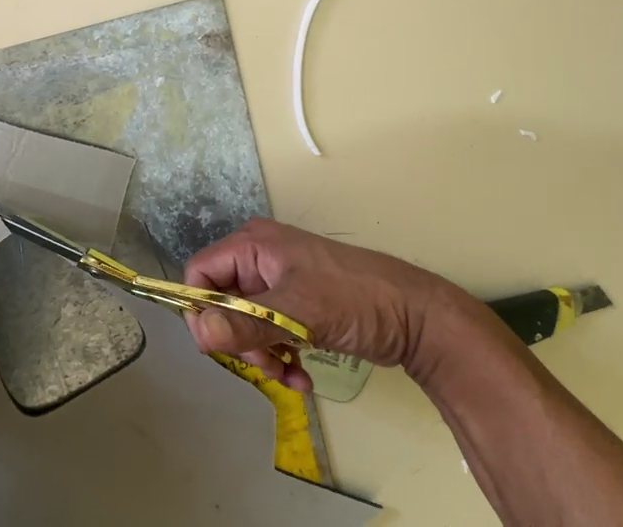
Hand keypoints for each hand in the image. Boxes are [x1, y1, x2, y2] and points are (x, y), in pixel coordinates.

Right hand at [183, 219, 471, 392]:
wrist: (421, 319)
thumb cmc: (357, 300)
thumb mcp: (298, 312)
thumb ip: (246, 324)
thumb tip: (200, 334)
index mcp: (253, 245)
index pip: (201, 273)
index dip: (203, 309)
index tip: (222, 345)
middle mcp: (260, 258)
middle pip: (222, 302)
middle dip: (240, 340)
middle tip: (265, 365)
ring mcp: (280, 282)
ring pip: (246, 322)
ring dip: (262, 355)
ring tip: (288, 377)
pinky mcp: (299, 305)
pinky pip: (270, 331)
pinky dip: (279, 356)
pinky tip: (301, 377)